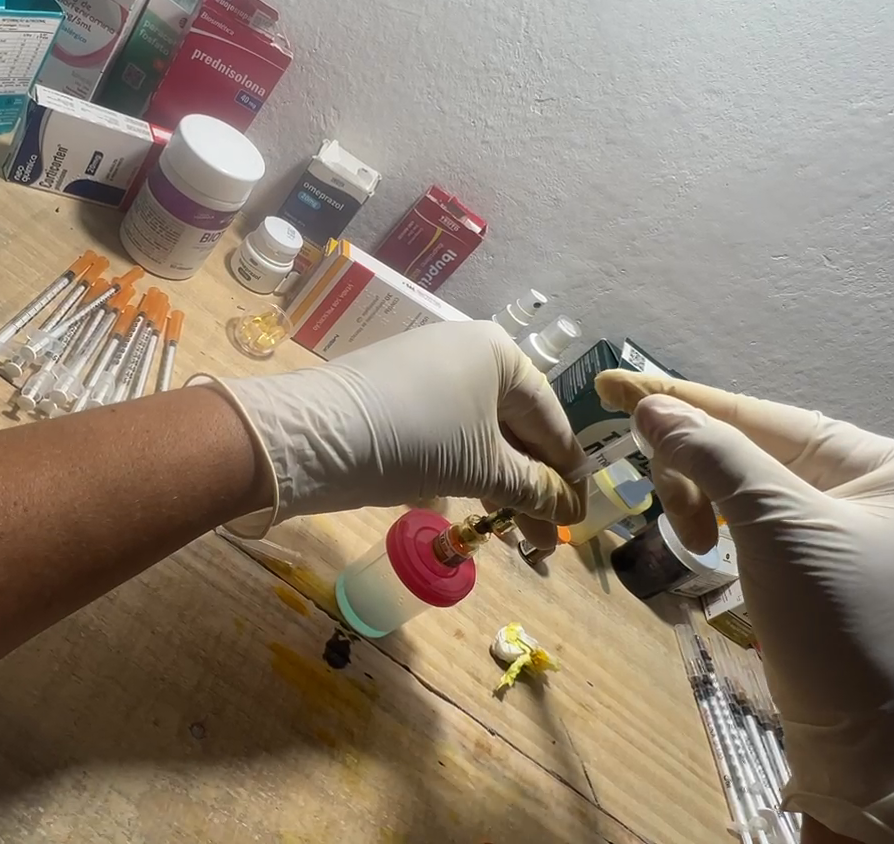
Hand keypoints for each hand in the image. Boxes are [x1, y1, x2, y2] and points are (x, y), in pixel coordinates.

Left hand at [204, 321, 590, 538]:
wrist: (314, 435)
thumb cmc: (414, 441)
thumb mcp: (481, 468)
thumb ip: (533, 489)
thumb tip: (573, 513)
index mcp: (498, 353)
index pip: (549, 419)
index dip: (567, 474)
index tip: (579, 521)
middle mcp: (465, 351)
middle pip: (512, 426)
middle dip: (529, 485)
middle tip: (542, 542)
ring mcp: (425, 369)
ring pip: (475, 432)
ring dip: (494, 482)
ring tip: (508, 531)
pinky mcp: (393, 391)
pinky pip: (442, 430)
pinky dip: (456, 466)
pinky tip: (462, 505)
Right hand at [594, 371, 893, 843]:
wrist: (887, 759)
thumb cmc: (847, 629)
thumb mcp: (778, 529)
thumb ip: (713, 456)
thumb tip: (649, 405)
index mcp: (873, 461)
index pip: (754, 412)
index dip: (678, 399)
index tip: (610, 384)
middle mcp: (858, 484)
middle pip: (742, 447)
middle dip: (692, 471)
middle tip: (671, 516)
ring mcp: (835, 527)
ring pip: (735, 483)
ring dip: (698, 502)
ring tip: (688, 545)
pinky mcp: (811, 566)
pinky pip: (744, 519)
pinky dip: (712, 524)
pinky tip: (700, 545)